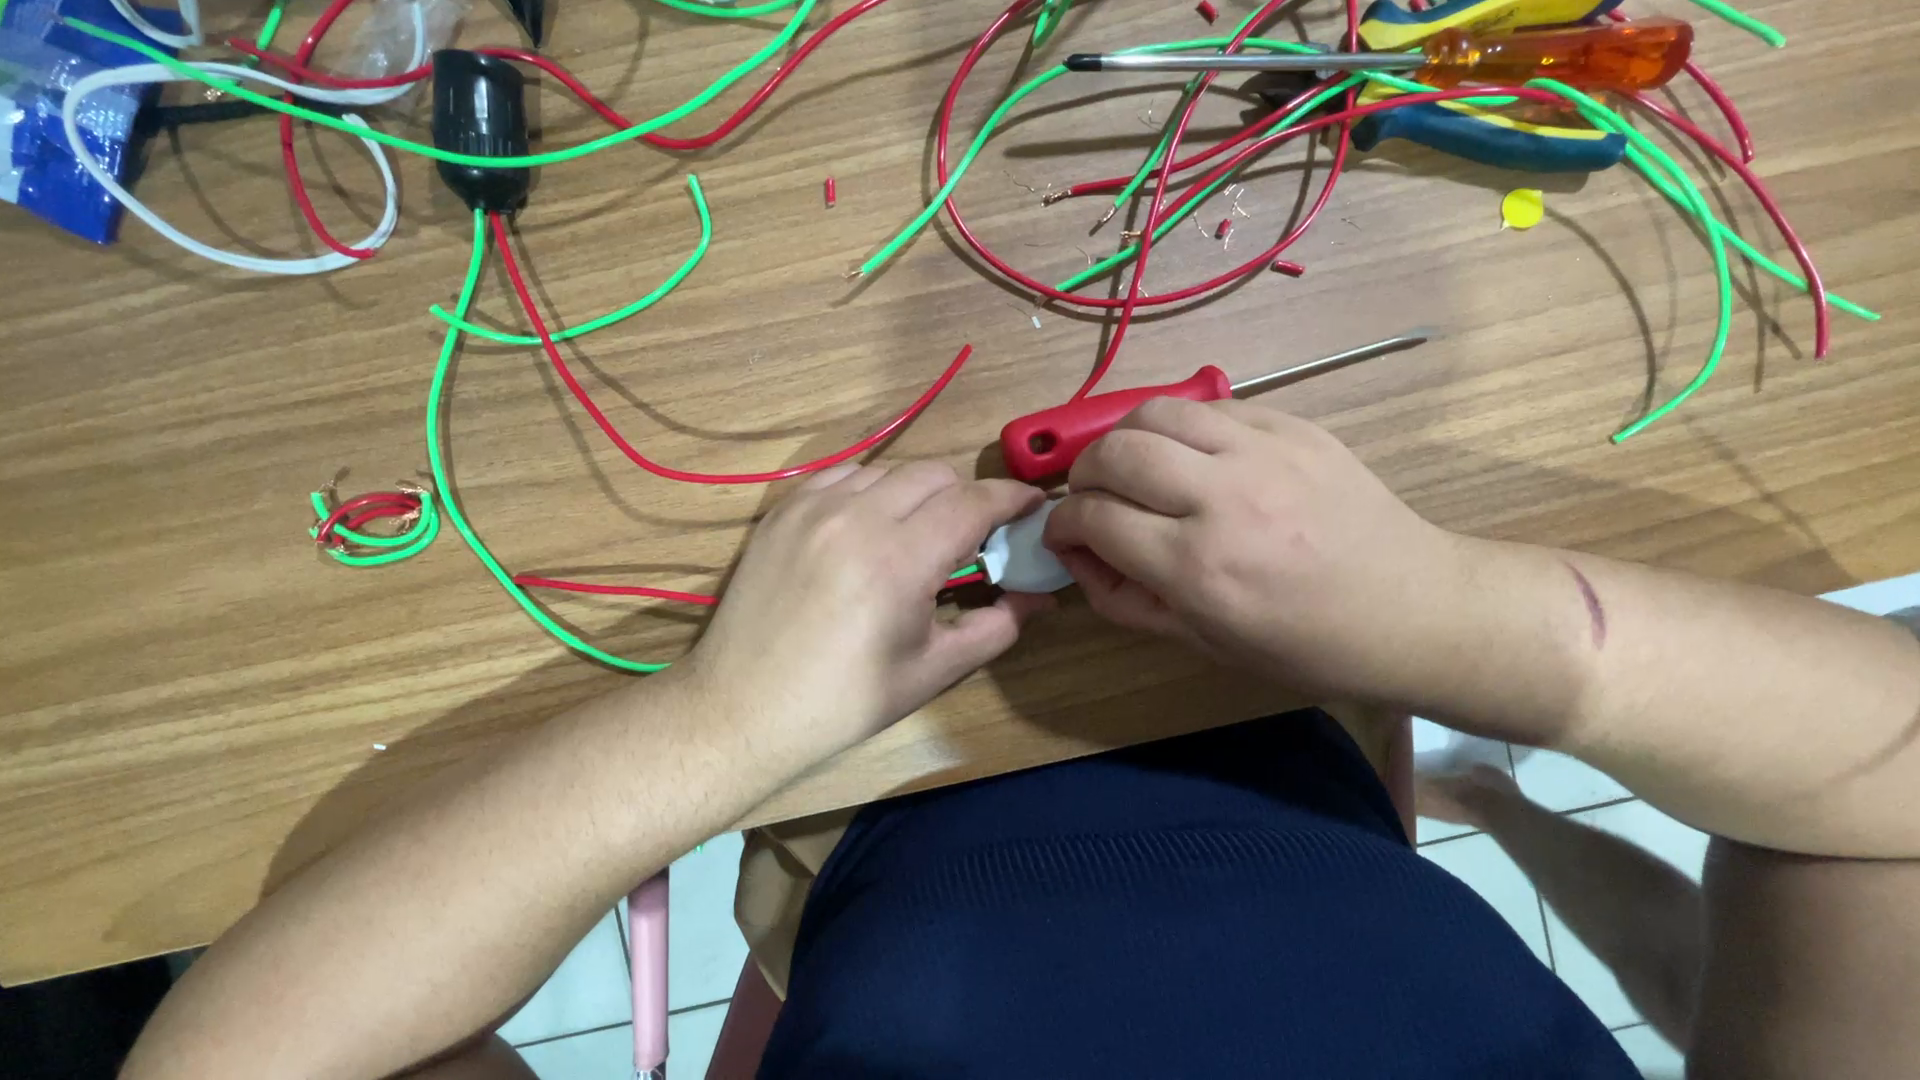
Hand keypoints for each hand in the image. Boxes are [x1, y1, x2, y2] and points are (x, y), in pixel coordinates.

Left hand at [681, 462, 1051, 769]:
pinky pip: (841, 476)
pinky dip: (869, 489)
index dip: (1011, 498)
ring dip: (917, 492)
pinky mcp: (782, 512)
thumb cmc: (845, 701)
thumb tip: (1039, 595)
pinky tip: (868, 524)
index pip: (973, 502)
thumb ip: (996, 626)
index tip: (1032, 504)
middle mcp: (857, 517)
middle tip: (973, 535)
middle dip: (966, 497)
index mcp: (900, 559)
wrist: (743, 707)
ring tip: (916, 532)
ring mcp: (812, 508)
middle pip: (935, 474)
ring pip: (888, 471)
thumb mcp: (931, 671)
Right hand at [1042, 397, 1468, 700]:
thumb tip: (1078, 556)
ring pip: (1155, 411)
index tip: (1064, 534)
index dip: (1062, 524)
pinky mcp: (1292, 426)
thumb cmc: (1302, 645)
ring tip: (1132, 464)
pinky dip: (1180, 427)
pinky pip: (1209, 406)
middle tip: (1091, 496)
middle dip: (1083, 474)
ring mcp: (1261, 452)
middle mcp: (1222, 498)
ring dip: (1124, 436)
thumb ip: (1125, 599)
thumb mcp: (1202, 642)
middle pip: (1114, 453)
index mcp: (1197, 567)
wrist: (1412, 609)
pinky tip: (1189, 454)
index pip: (1093, 518)